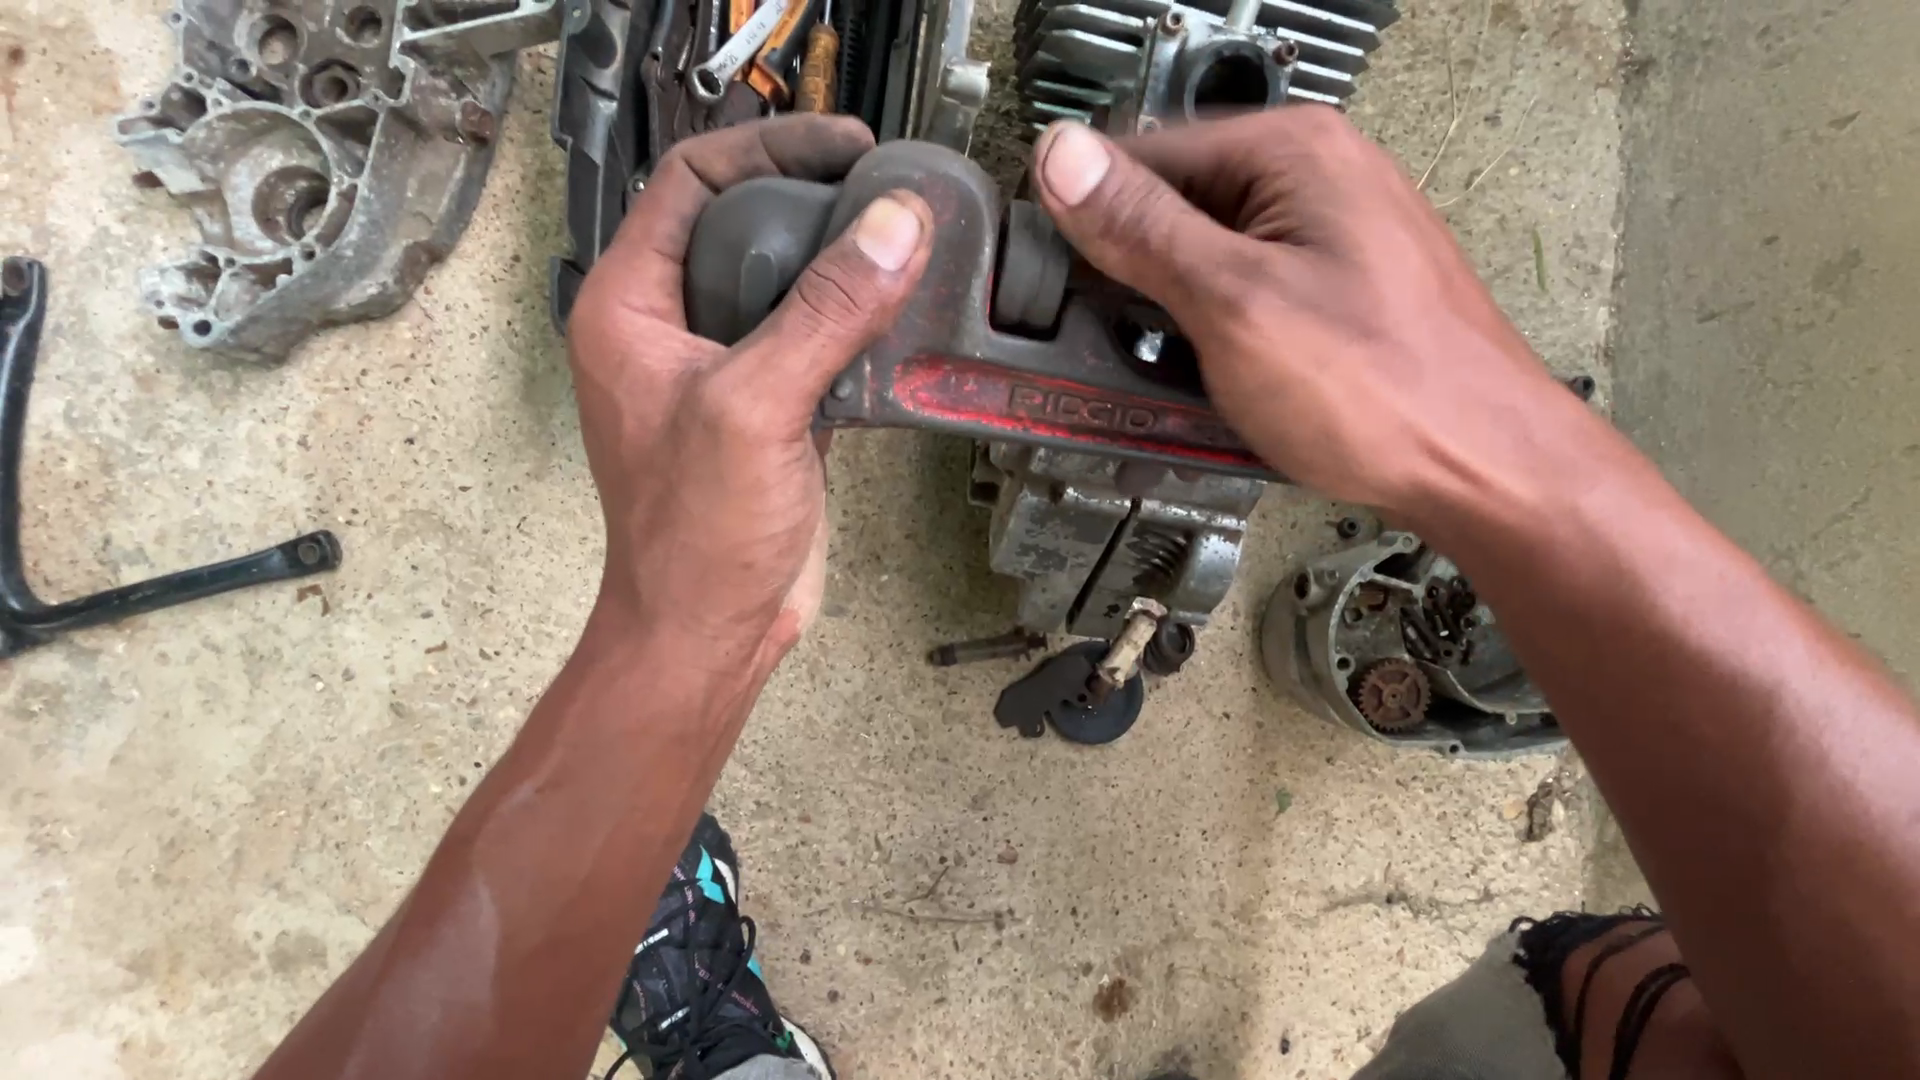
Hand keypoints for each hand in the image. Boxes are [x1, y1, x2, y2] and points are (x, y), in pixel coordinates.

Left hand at [566, 117, 932, 672]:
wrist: (711, 631)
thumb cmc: (694, 537)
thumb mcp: (753, 409)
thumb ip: (823, 316)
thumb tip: (892, 230)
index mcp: (630, 310)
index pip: (692, 186)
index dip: (766, 152)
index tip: (845, 150)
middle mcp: (674, 333)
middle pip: (747, 232)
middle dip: (817, 209)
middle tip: (889, 199)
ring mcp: (728, 375)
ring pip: (790, 293)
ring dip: (846, 273)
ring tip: (910, 252)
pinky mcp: (773, 415)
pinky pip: (818, 350)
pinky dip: (861, 335)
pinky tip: (906, 327)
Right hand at [1028, 108, 1591, 522]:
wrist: (1479, 466)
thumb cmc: (1378, 386)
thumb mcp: (1232, 301)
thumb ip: (1142, 228)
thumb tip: (1063, 158)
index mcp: (1292, 153)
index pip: (1141, 158)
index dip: (1087, 221)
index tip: (1055, 280)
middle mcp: (1313, 182)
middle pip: (1173, 211)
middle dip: (1131, 279)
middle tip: (1117, 341)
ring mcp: (1324, 241)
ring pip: (1202, 263)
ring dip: (1168, 317)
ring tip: (1168, 371)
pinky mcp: (1327, 296)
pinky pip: (1239, 300)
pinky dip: (1209, 338)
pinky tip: (1210, 379)